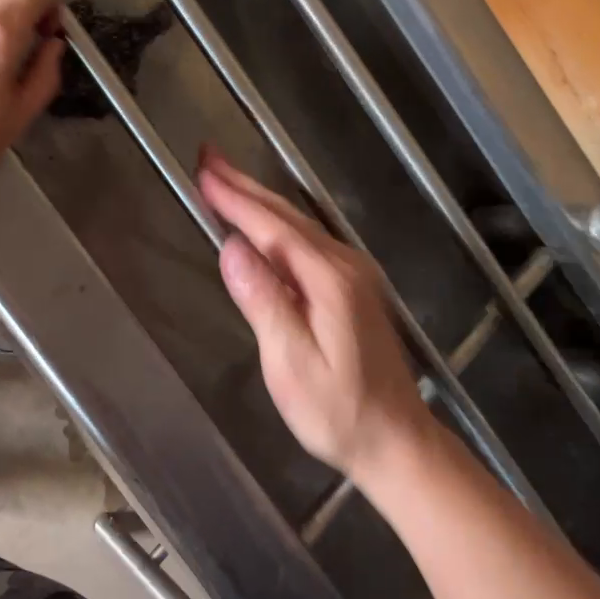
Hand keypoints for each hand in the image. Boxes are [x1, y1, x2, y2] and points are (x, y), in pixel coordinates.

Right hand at [198, 150, 432, 479]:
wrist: (397, 442)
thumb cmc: (338, 411)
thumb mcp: (292, 363)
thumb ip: (264, 302)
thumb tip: (232, 248)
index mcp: (328, 279)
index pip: (271, 227)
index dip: (234, 198)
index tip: (202, 172)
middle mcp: (344, 265)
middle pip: (286, 215)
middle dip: (244, 185)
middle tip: (208, 156)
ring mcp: (352, 274)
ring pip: (297, 223)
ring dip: (258, 198)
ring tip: (225, 178)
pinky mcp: (351, 287)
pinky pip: (304, 239)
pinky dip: (274, 220)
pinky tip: (261, 221)